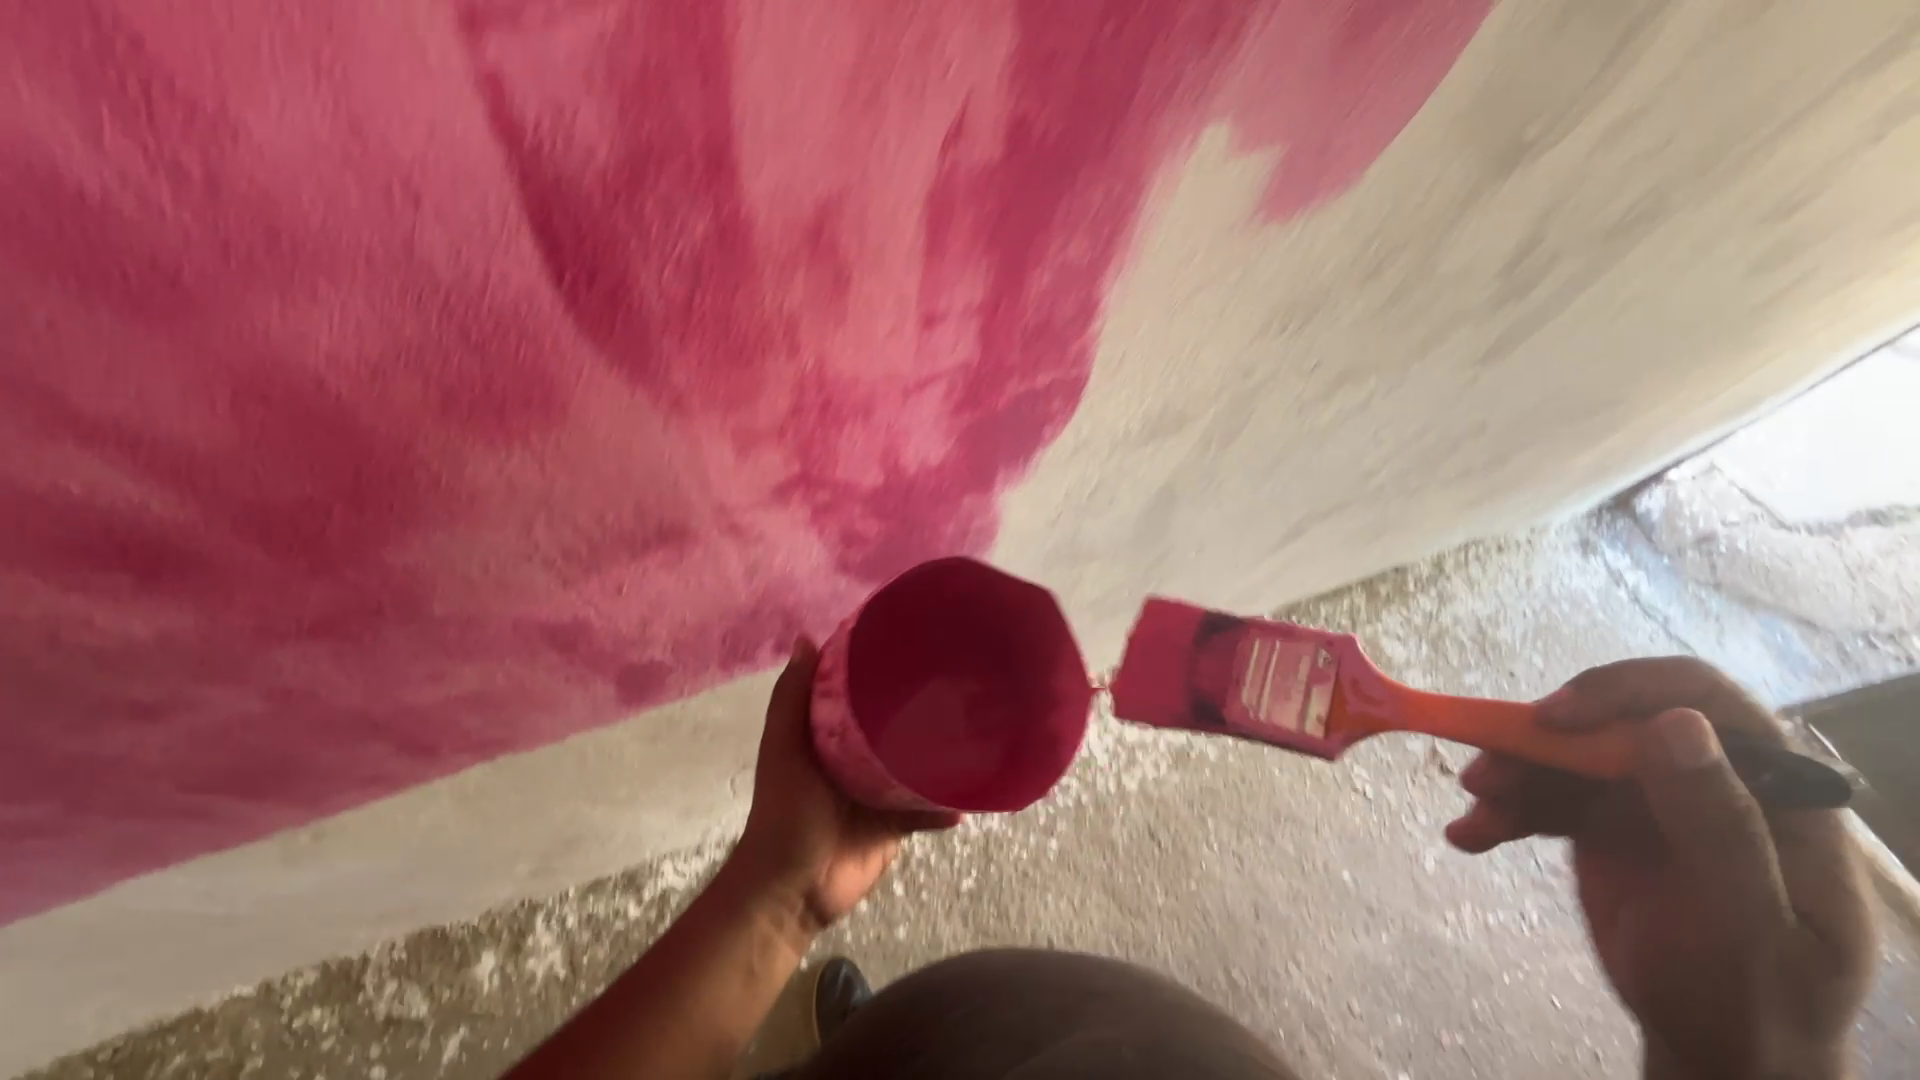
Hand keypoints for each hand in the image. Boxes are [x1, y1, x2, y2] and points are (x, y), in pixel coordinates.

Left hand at [729, 638, 960, 940]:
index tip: (911, 644)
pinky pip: (927, 811)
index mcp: (829, 737)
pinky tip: (973, 792)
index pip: (858, 695)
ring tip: (978, 733)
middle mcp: (856, 760)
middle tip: (959, 686)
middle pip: (894, 729)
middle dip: (921, 713)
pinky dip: (947, 805)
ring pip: (916, 768)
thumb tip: (806, 638)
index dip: (878, 672)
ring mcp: (878, 794)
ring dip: (942, 757)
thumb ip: (793, 699)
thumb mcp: (784, 748)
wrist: (795, 887)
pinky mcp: (895, 826)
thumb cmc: (787, 811)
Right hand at [1445, 657, 1874, 1079]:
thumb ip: (1716, 825)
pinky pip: (1543, 798)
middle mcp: (1704, 779)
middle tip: (1483, 776)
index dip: (1623, 692)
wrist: (1713, 1046)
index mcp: (1768, 791)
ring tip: (1473, 815)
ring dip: (1509, 778)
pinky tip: (1470, 836)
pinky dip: (1502, 813)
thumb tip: (1673, 723)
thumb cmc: (1749, 995)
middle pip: (1609, 726)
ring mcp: (1649, 799)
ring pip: (1564, 759)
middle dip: (1539, 746)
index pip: (1702, 701)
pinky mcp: (1603, 822)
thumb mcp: (1739, 920)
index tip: (1553, 718)